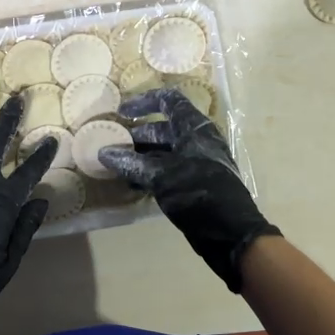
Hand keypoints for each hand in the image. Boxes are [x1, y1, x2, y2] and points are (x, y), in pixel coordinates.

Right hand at [98, 88, 278, 291]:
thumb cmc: (199, 193)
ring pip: (163, 151)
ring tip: (116, 165)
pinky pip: (166, 171)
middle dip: (136, 135)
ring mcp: (196, 163)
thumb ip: (133, 163)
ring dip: (140, 156)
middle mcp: (196, 141)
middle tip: (112, 144)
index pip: (169, 101)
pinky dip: (148, 173)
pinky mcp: (192, 184)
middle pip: (162, 127)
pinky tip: (130, 184)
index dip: (144, 102)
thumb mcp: (162, 176)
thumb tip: (104, 153)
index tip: (121, 112)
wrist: (230, 233)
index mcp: (194, 129)